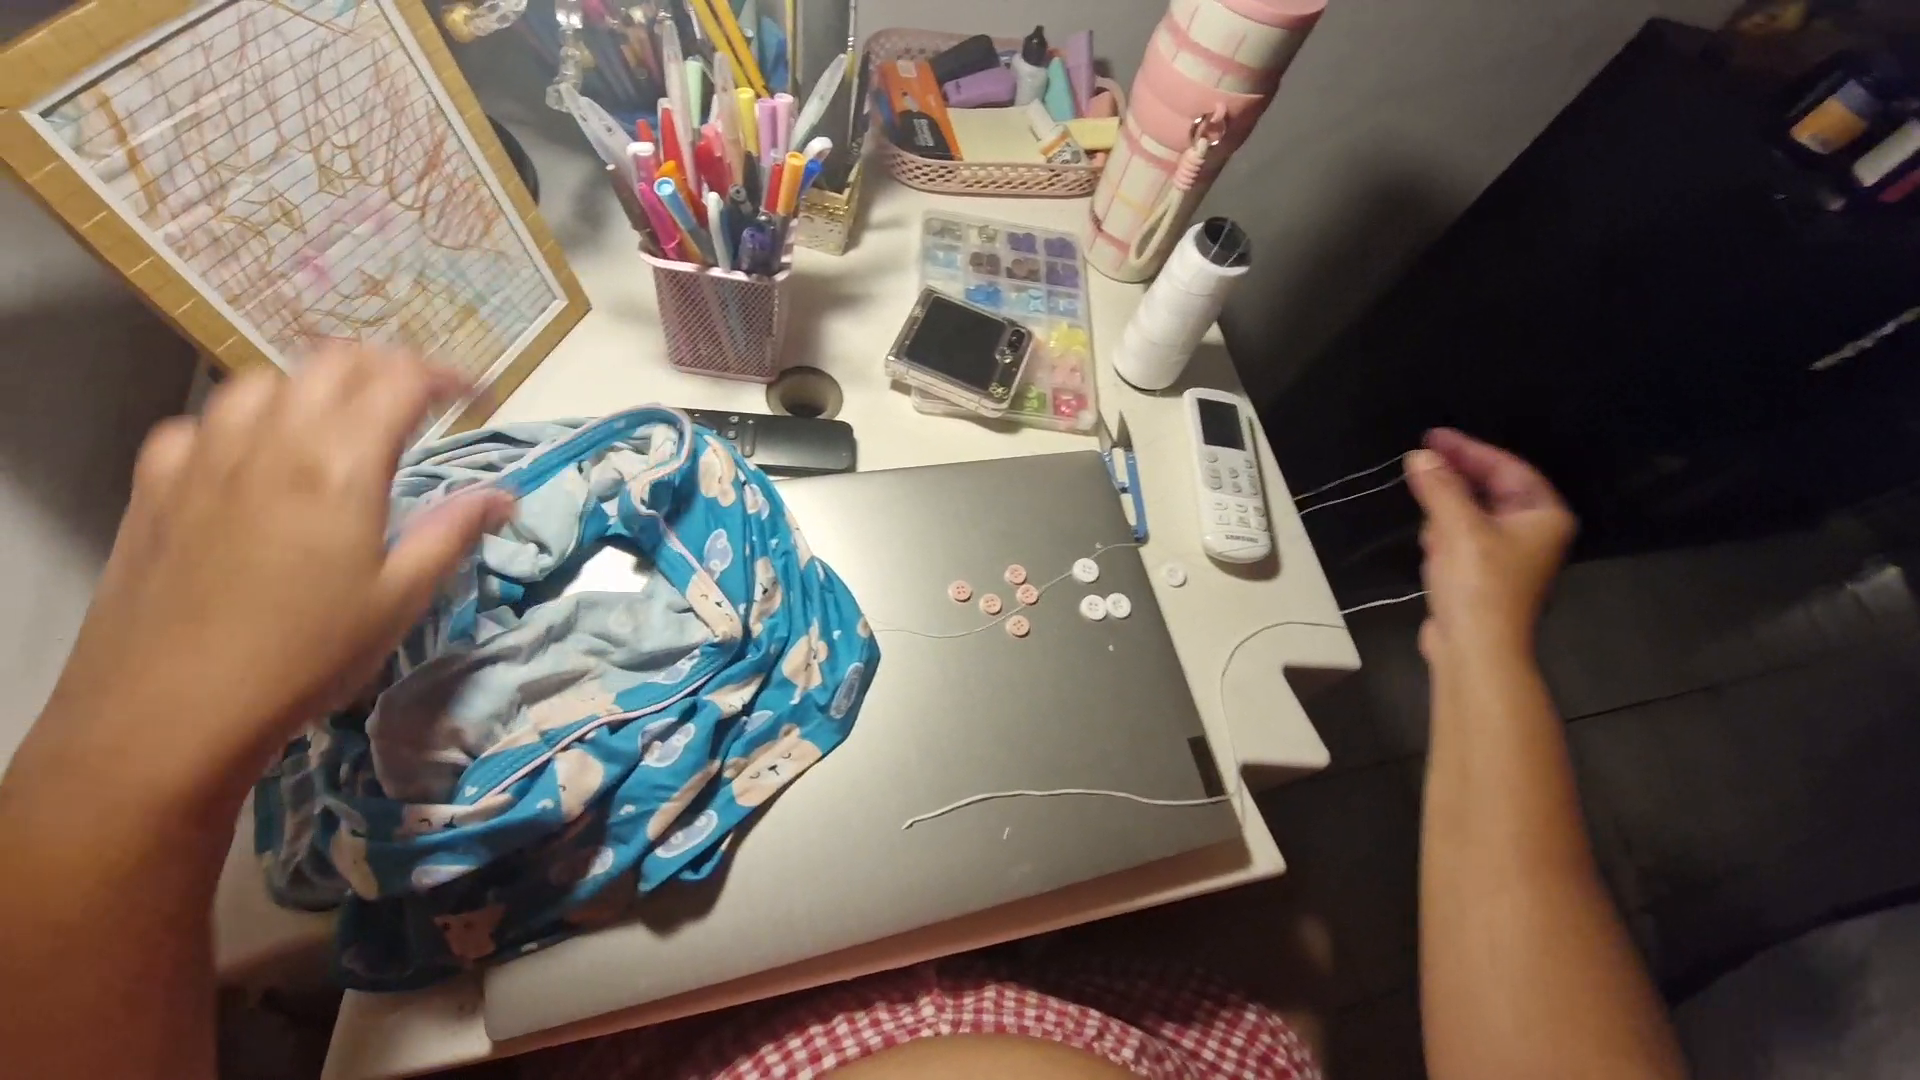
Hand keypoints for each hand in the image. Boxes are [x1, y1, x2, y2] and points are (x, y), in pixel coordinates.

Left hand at [20, 348, 513, 813]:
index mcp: (339, 464)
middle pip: (332, 362)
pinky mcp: (157, 485)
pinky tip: (260, 459)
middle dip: (388, 368)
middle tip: (423, 401)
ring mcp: (203, 458)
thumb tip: (504, 495)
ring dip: (318, 386)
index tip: (478, 396)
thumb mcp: (403, 596)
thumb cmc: (309, 654)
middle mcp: (269, 441)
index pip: (399, 381)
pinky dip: (247, 421)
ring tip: (347, 422)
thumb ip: (453, 531)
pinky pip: (204, 421)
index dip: (448, 377)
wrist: (170, 710)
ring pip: (264, 380)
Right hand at [1405, 428, 1575, 660]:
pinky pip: (1463, 538)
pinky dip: (1444, 532)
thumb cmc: (1478, 583)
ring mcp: (1509, 555)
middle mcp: (1533, 532)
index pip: (1507, 468)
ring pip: (1474, 513)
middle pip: (1492, 489)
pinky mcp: (1484, 575)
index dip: (1468, 449)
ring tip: (1423, 499)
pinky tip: (1429, 540)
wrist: (1474, 648)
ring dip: (1447, 506)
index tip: (1432, 437)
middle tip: (1420, 459)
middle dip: (1456, 477)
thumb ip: (1439, 487)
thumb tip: (1419, 456)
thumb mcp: (1457, 527)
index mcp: (1543, 515)